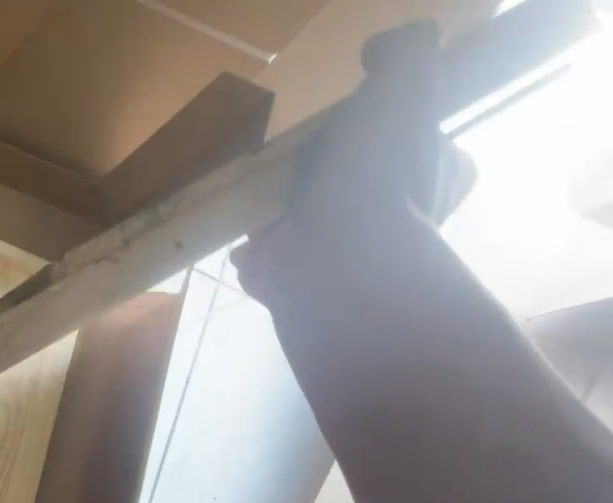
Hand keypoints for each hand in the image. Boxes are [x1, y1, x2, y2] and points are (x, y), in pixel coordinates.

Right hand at [233, 21, 471, 302]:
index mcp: (436, 173)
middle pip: (352, 181)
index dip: (386, 129)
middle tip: (294, 160)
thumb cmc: (374, 177)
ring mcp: (340, 254)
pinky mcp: (291, 280)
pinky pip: (268, 256)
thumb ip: (403, 53)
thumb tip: (380, 47)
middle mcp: (396, 218)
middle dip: (322, 174)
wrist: (330, 262)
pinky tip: (242, 235)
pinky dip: (252, 248)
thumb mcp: (404, 86)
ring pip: (309, 221)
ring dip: (280, 212)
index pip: (415, 142)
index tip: (353, 125)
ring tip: (256, 195)